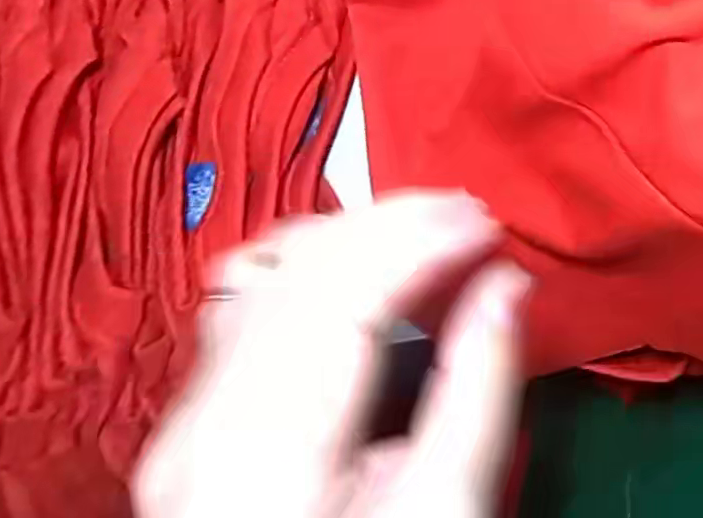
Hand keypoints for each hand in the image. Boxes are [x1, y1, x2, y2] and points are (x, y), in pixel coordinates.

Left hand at [134, 191, 529, 517]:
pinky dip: (324, 251)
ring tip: (435, 222)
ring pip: (277, 267)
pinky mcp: (203, 407)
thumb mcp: (444, 507)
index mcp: (264, 448)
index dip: (423, 241)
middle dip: (401, 221)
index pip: (345, 296)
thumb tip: (508, 284)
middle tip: (473, 213)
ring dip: (366, 228)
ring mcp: (194, 410)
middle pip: (306, 269)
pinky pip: (259, 291)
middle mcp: (208, 417)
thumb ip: (480, 386)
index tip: (489, 223)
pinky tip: (366, 247)